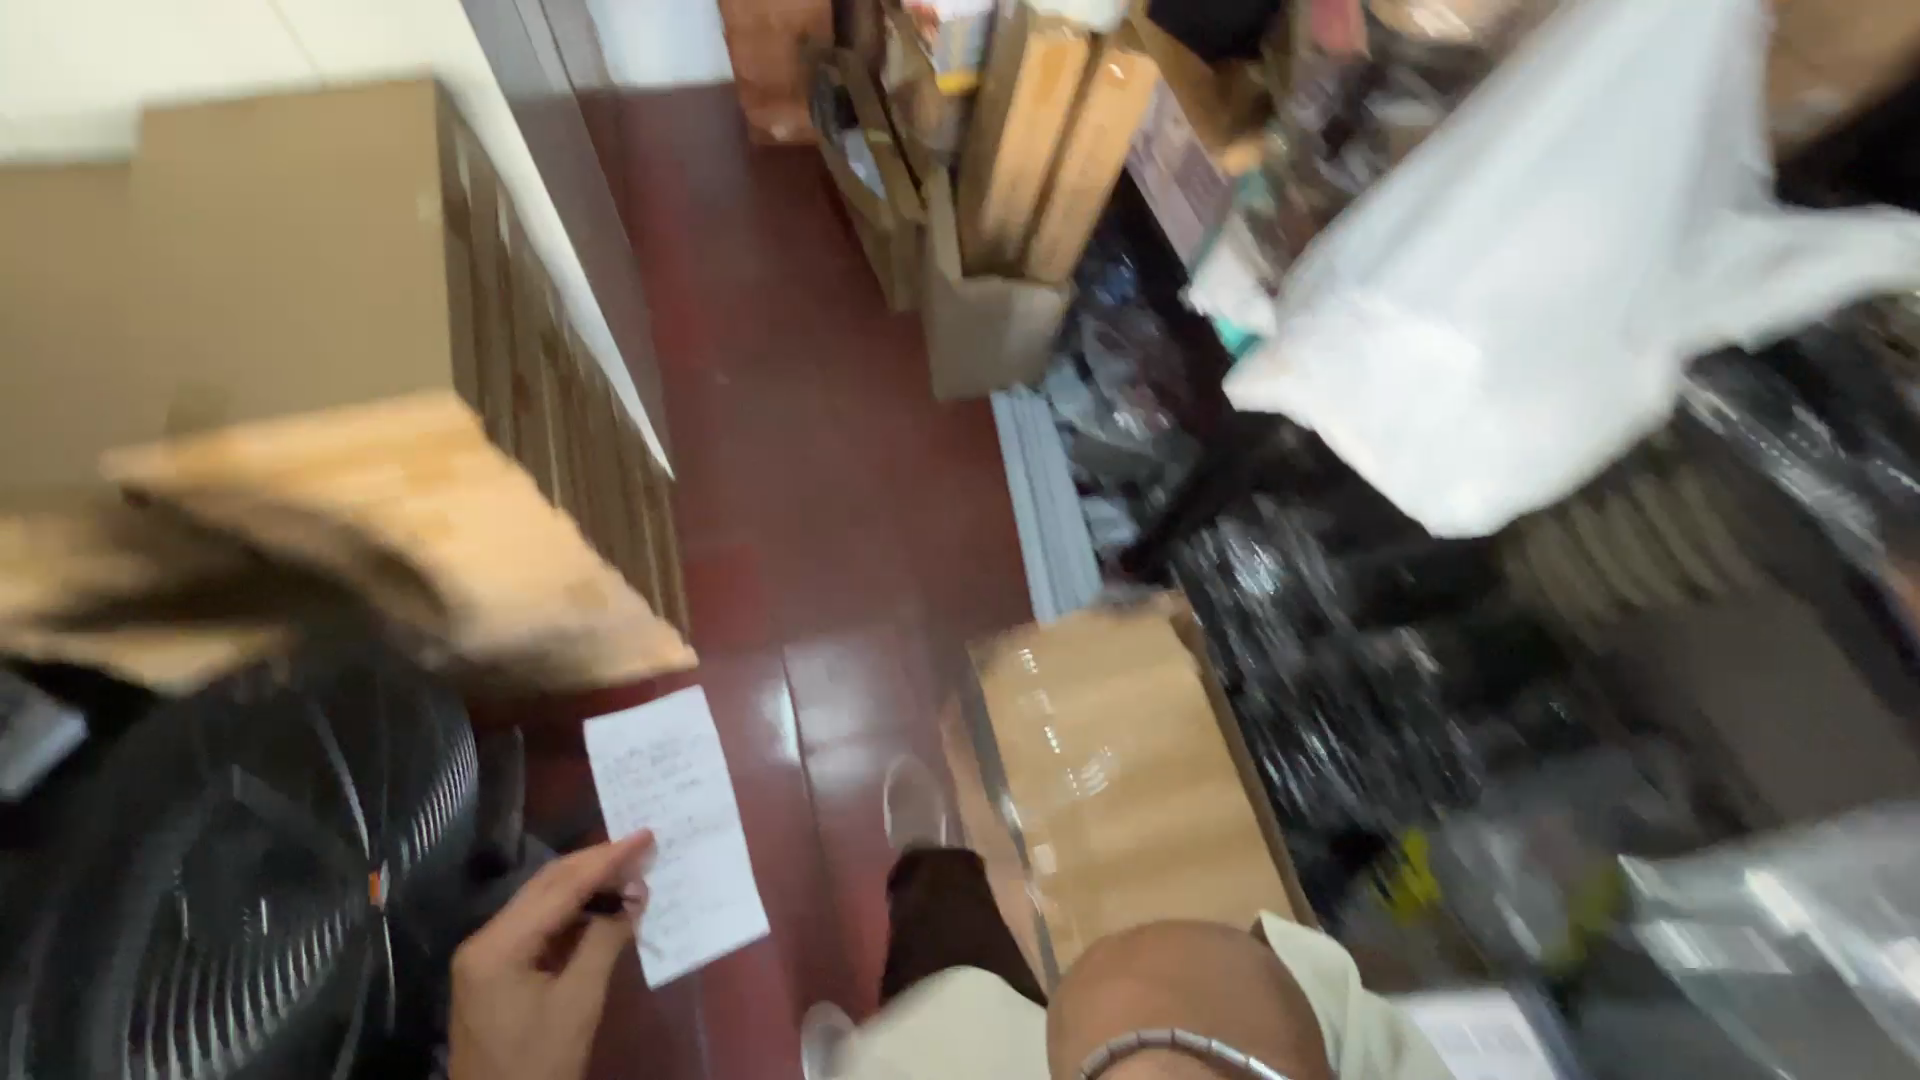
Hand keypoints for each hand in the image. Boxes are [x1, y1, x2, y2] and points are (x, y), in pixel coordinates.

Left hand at [448, 832, 654, 1079]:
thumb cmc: (539, 1065)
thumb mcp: (579, 1002)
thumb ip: (606, 938)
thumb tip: (635, 893)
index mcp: (498, 947)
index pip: (561, 888)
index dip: (607, 860)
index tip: (645, 835)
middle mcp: (485, 941)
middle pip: (548, 885)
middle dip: (597, 863)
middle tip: (642, 847)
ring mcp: (488, 956)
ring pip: (544, 901)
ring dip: (588, 884)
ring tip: (631, 871)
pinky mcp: (498, 971)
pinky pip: (541, 924)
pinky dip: (576, 910)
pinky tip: (605, 905)